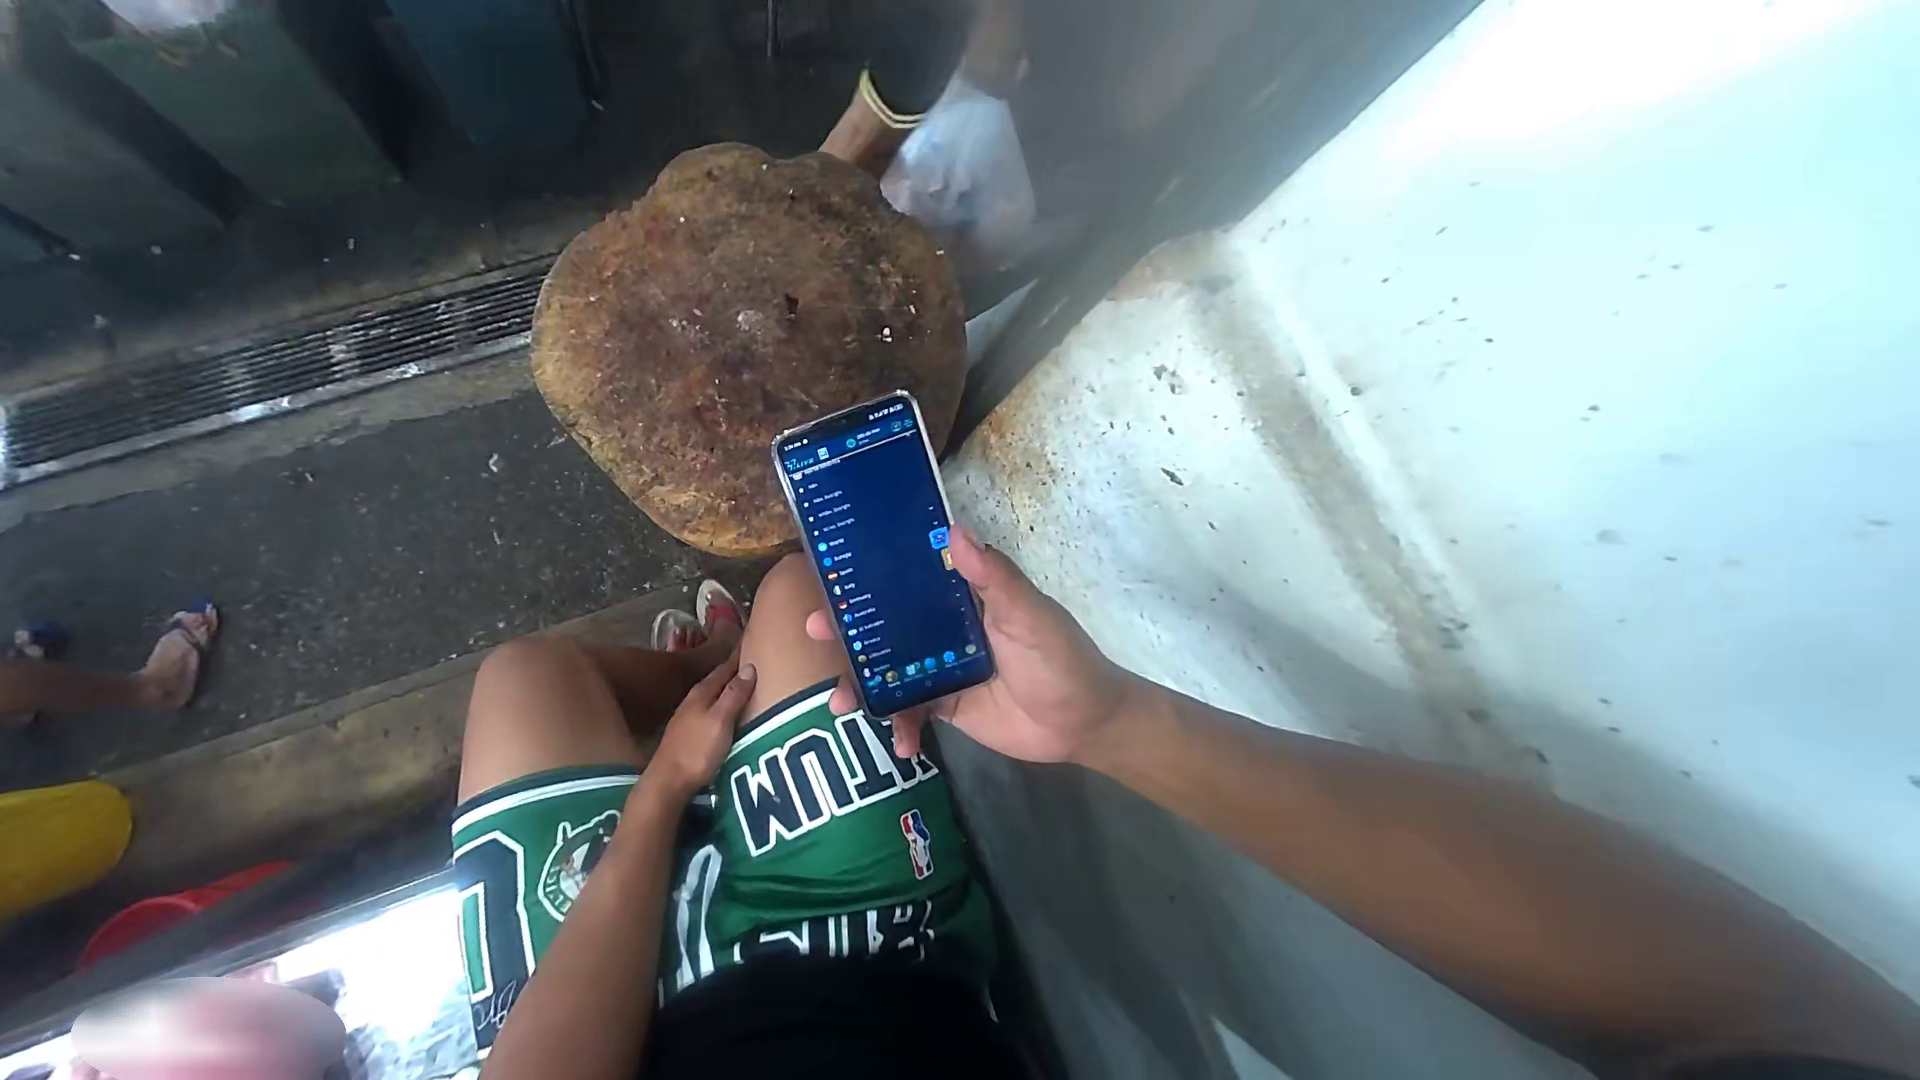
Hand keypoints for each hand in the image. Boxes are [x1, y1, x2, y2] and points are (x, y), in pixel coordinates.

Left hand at [645, 651, 756, 801]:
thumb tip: (749, 667)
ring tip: (749, 686)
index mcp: (702, 692)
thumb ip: (734, 694)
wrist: (667, 784)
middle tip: (758, 662)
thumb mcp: (721, 720)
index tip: (755, 643)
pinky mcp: (688, 734)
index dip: (740, 656)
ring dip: (730, 689)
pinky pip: (711, 710)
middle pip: (718, 680)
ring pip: (714, 695)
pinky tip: (730, 713)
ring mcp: (688, 717)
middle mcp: (693, 700)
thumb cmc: (697, 750)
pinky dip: (724, 705)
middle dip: (736, 671)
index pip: (725, 667)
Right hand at [805, 525, 1139, 764]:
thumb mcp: (1028, 614)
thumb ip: (994, 578)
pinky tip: (901, 745)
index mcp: (961, 597)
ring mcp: (940, 669)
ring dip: (860, 686)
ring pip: (888, 671)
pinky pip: (910, 712)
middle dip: (848, 631)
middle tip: (812, 630)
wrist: (1081, 723)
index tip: (832, 573)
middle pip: (886, 626)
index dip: (870, 576)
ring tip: (839, 705)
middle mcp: (943, 629)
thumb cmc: (1059, 657)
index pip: (909, 578)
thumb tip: (953, 531)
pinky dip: (900, 727)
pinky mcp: (945, 705)